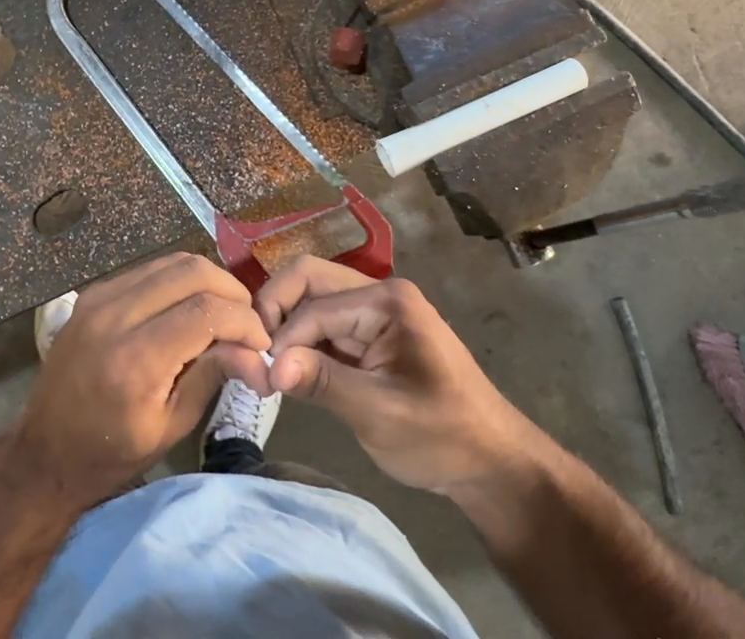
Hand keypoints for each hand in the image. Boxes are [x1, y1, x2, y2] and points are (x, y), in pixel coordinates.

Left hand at [14, 253, 272, 506]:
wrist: (43, 452)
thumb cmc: (111, 453)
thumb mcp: (171, 425)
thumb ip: (214, 376)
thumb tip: (260, 355)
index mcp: (135, 359)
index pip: (207, 311)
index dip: (245, 321)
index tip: (261, 342)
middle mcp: (114, 317)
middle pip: (192, 272)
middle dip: (231, 292)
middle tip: (245, 323)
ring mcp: (98, 299)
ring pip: (171, 262)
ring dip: (207, 282)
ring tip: (222, 314)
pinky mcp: (92, 294)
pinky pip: (148, 270)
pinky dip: (178, 281)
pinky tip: (189, 308)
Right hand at [259, 257, 541, 496]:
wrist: (490, 462)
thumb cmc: (442, 435)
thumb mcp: (379, 412)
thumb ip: (323, 382)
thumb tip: (270, 366)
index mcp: (387, 301)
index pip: (314, 306)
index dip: (281, 339)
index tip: (261, 380)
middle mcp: (378, 294)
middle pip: (309, 281)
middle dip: (275, 312)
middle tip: (254, 358)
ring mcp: (375, 314)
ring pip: (312, 302)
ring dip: (286, 328)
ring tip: (266, 369)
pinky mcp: (370, 338)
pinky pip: (325, 327)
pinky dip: (301, 344)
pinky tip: (287, 371)